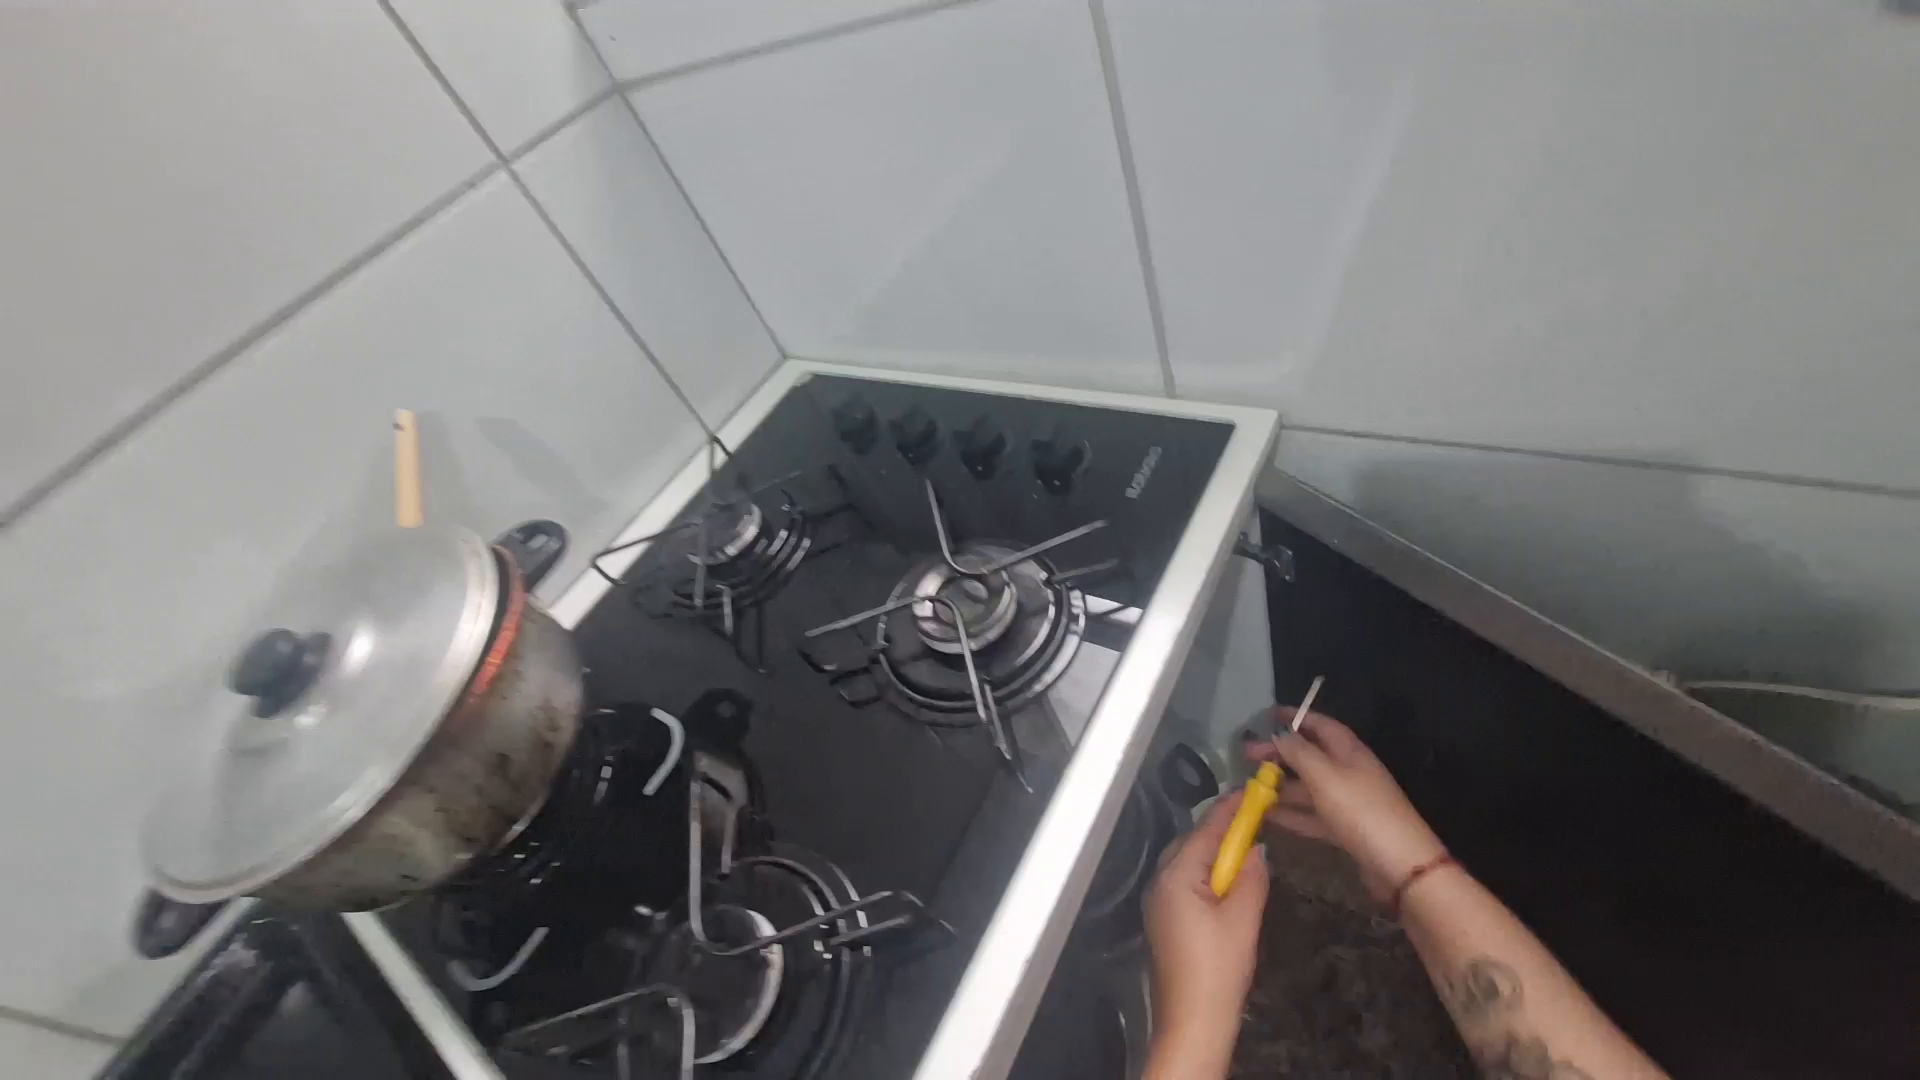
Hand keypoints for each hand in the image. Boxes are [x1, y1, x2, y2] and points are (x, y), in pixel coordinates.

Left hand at [1142, 792, 1267, 1077]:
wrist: (1192, 1021)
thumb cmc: (1218, 969)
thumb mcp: (1243, 920)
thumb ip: (1250, 877)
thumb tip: (1256, 848)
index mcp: (1176, 874)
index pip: (1206, 830)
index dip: (1231, 810)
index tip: (1252, 792)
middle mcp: (1160, 880)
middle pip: (1193, 842)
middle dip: (1222, 830)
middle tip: (1254, 820)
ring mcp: (1158, 899)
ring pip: (1188, 862)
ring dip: (1215, 853)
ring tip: (1245, 849)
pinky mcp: (1163, 918)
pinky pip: (1185, 881)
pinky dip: (1207, 874)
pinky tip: (1226, 884)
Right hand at [1249, 709, 1445, 905]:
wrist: (1400, 866)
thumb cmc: (1361, 810)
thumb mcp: (1324, 774)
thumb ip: (1298, 751)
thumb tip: (1278, 733)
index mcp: (1348, 751)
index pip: (1318, 723)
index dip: (1293, 717)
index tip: (1264, 716)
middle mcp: (1347, 771)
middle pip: (1308, 755)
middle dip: (1278, 753)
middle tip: (1247, 755)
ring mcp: (1346, 801)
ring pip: (1306, 786)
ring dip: (1279, 785)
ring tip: (1249, 787)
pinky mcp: (1343, 828)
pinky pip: (1310, 814)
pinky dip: (1289, 813)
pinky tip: (1265, 815)